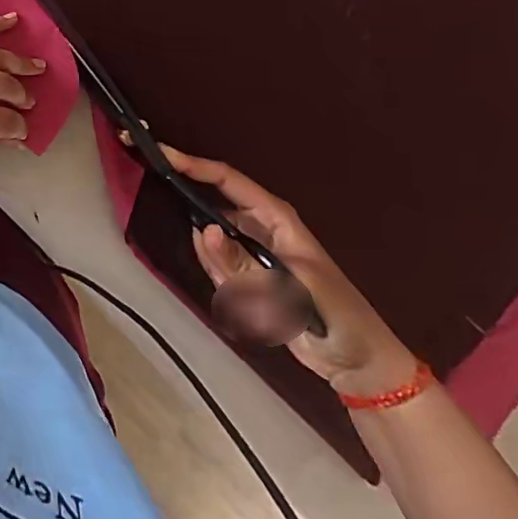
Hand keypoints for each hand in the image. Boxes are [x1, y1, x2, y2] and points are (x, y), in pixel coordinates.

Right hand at [165, 146, 419, 397]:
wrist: (359, 364)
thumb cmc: (336, 316)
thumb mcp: (291, 288)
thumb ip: (241, 261)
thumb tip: (201, 230)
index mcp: (275, 216)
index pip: (226, 180)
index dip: (192, 163)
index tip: (158, 154)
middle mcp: (256, 226)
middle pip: (210, 214)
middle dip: (208, 242)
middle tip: (234, 279)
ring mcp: (246, 250)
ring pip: (210, 249)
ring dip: (225, 276)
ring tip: (266, 308)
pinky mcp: (241, 273)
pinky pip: (216, 272)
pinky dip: (229, 291)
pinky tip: (262, 311)